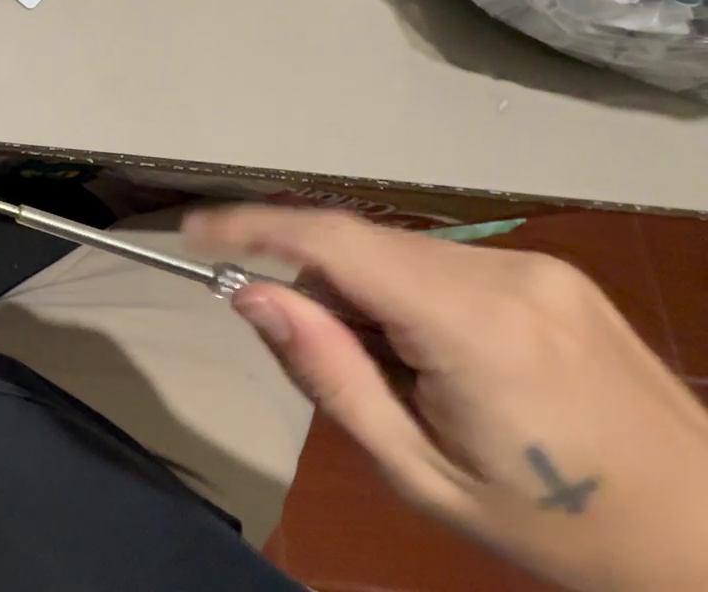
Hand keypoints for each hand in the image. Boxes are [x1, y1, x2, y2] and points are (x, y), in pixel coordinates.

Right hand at [186, 206, 707, 591]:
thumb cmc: (559, 524)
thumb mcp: (419, 472)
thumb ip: (328, 374)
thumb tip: (251, 294)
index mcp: (477, 328)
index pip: (336, 244)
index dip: (252, 226)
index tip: (192, 232)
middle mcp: (507, 275)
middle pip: (357, 247)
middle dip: (312, 288)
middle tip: (321, 359)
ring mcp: (536, 268)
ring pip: (391, 253)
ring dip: (357, 295)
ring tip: (396, 374)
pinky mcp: (549, 273)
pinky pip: (432, 262)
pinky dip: (399, 294)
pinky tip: (431, 354)